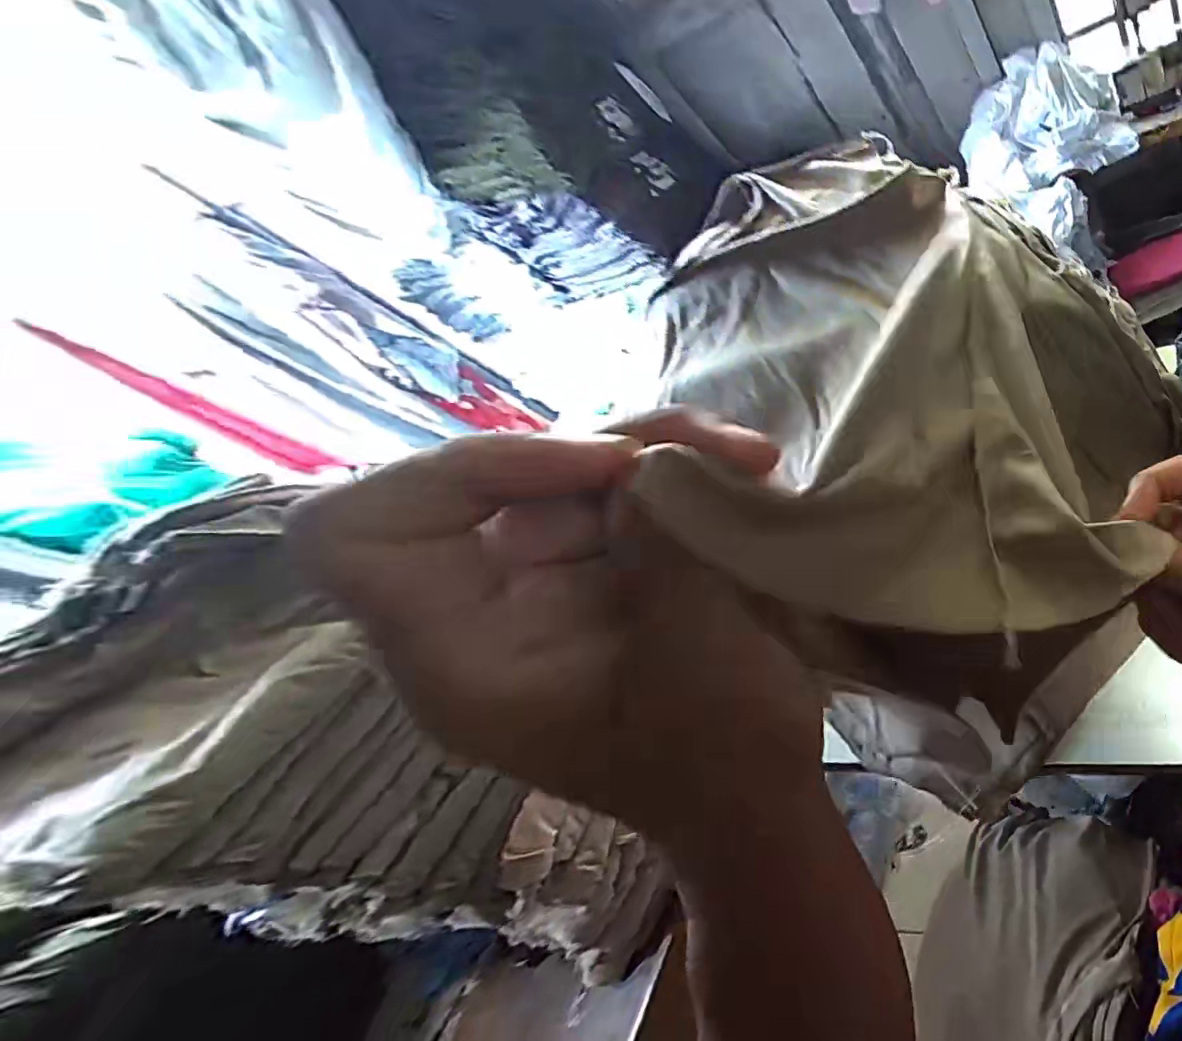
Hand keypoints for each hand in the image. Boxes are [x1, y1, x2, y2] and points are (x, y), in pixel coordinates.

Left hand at [287, 410, 821, 837]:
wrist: (760, 792)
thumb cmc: (727, 758)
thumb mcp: (704, 659)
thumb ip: (663, 555)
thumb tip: (649, 463)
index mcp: (466, 657)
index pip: (364, 531)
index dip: (471, 471)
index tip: (611, 465)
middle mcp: (488, 606)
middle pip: (505, 481)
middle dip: (621, 445)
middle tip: (732, 450)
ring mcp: (548, 585)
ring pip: (572, 474)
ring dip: (664, 450)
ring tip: (754, 456)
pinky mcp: (602, 573)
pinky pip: (620, 496)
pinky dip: (681, 475)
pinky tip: (744, 476)